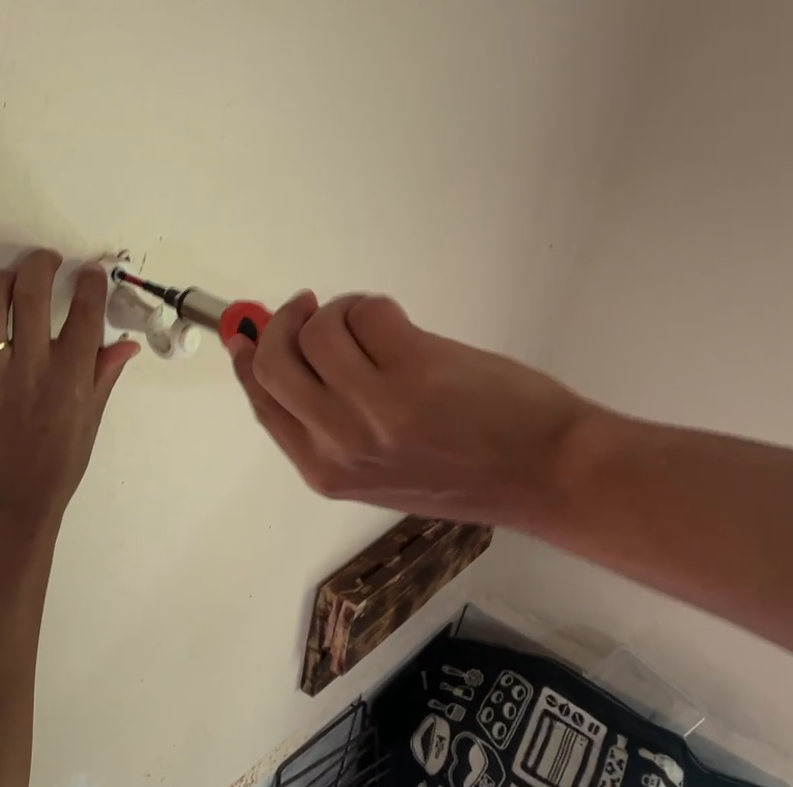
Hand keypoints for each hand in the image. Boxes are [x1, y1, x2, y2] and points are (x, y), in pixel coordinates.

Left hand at [0, 250, 140, 537]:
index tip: (89, 273)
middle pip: (32, 294)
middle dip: (41, 265)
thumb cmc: (57, 468)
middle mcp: (31, 373)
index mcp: (71, 382)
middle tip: (45, 263)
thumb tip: (125, 344)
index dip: (90, 282)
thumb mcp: (89, 423)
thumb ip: (103, 378)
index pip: (85, 313)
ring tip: (7, 284)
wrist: (12, 508)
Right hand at [228, 291, 598, 525]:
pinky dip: (372, 307)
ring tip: (370, 323)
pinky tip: (399, 324)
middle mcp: (339, 445)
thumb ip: (328, 427)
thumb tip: (289, 363)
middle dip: (281, 323)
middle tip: (306, 306)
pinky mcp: (413, 369)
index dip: (249, 360)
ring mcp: (374, 408)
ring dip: (337, 311)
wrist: (543, 473)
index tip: (249, 332)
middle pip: (273, 363)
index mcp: (324, 472)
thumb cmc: (463, 473)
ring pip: (317, 331)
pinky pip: (364, 313)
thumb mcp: (376, 471)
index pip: (263, 403)